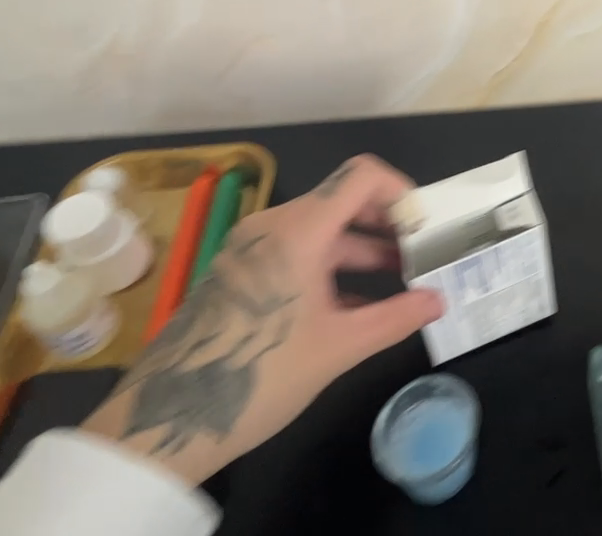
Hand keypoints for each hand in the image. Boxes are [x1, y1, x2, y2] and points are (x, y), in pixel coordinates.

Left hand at [81, 156, 443, 483]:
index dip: (400, 191)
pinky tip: (356, 303)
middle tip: (420, 255)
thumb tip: (440, 301)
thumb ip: (397, 318)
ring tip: (399, 279)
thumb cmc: (259, 375)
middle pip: (344, 201)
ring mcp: (252, 250)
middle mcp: (274, 227)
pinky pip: (299, 252)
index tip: (423, 228)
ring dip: (364, 249)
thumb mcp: (339, 347)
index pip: (361, 176)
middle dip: (388, 224)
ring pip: (323, 231)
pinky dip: (334, 266)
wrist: (161, 425)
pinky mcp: (239, 274)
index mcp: (299, 230)